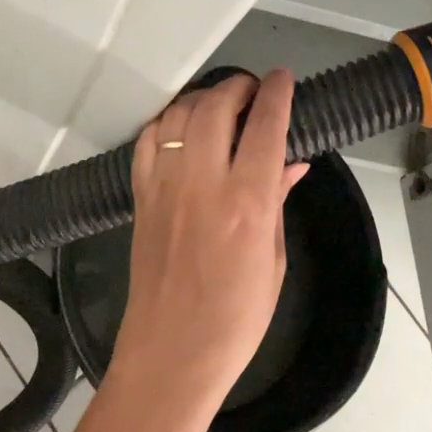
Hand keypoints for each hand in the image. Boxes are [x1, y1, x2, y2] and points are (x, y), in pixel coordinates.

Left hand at [112, 70, 309, 406]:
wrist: (171, 352)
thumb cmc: (235, 319)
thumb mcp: (272, 262)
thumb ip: (277, 203)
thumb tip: (291, 164)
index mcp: (247, 204)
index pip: (265, 127)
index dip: (276, 94)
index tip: (282, 79)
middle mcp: (202, 185)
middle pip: (215, 108)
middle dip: (237, 87)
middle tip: (252, 90)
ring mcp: (164, 188)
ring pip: (178, 117)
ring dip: (201, 100)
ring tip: (220, 106)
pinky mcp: (140, 197)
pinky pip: (149, 142)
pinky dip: (167, 123)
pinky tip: (181, 129)